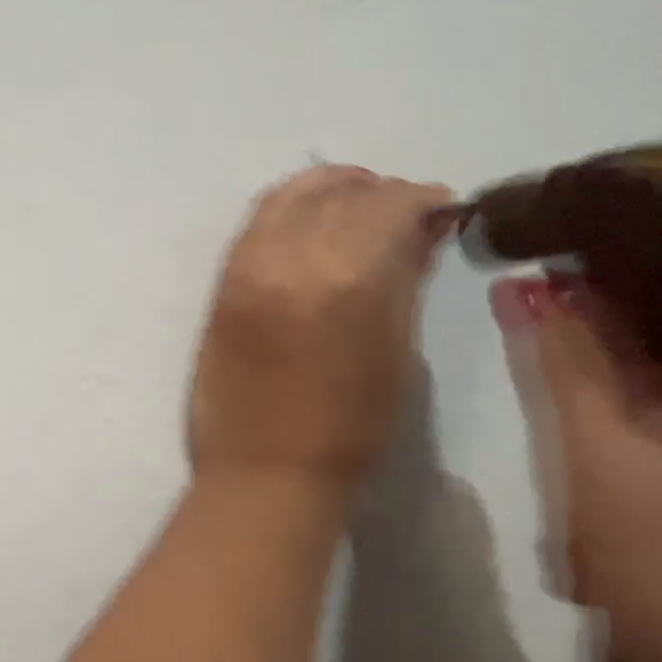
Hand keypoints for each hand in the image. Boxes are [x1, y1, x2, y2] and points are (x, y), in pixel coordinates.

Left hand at [188, 166, 453, 485]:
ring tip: (351, 208)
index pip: (391, 203)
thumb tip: (420, 232)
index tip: (440, 212)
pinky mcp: (220, 288)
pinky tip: (307, 227)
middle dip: (377, 191)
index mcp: (348, 275)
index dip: (424, 200)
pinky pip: (254, 226)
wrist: (264, 470)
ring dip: (327, 191)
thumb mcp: (398, 351)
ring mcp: (247, 270)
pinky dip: (285, 212)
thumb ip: (406, 280)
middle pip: (338, 192)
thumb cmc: (349, 426)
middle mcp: (291, 258)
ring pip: (288, 197)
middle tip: (398, 211)